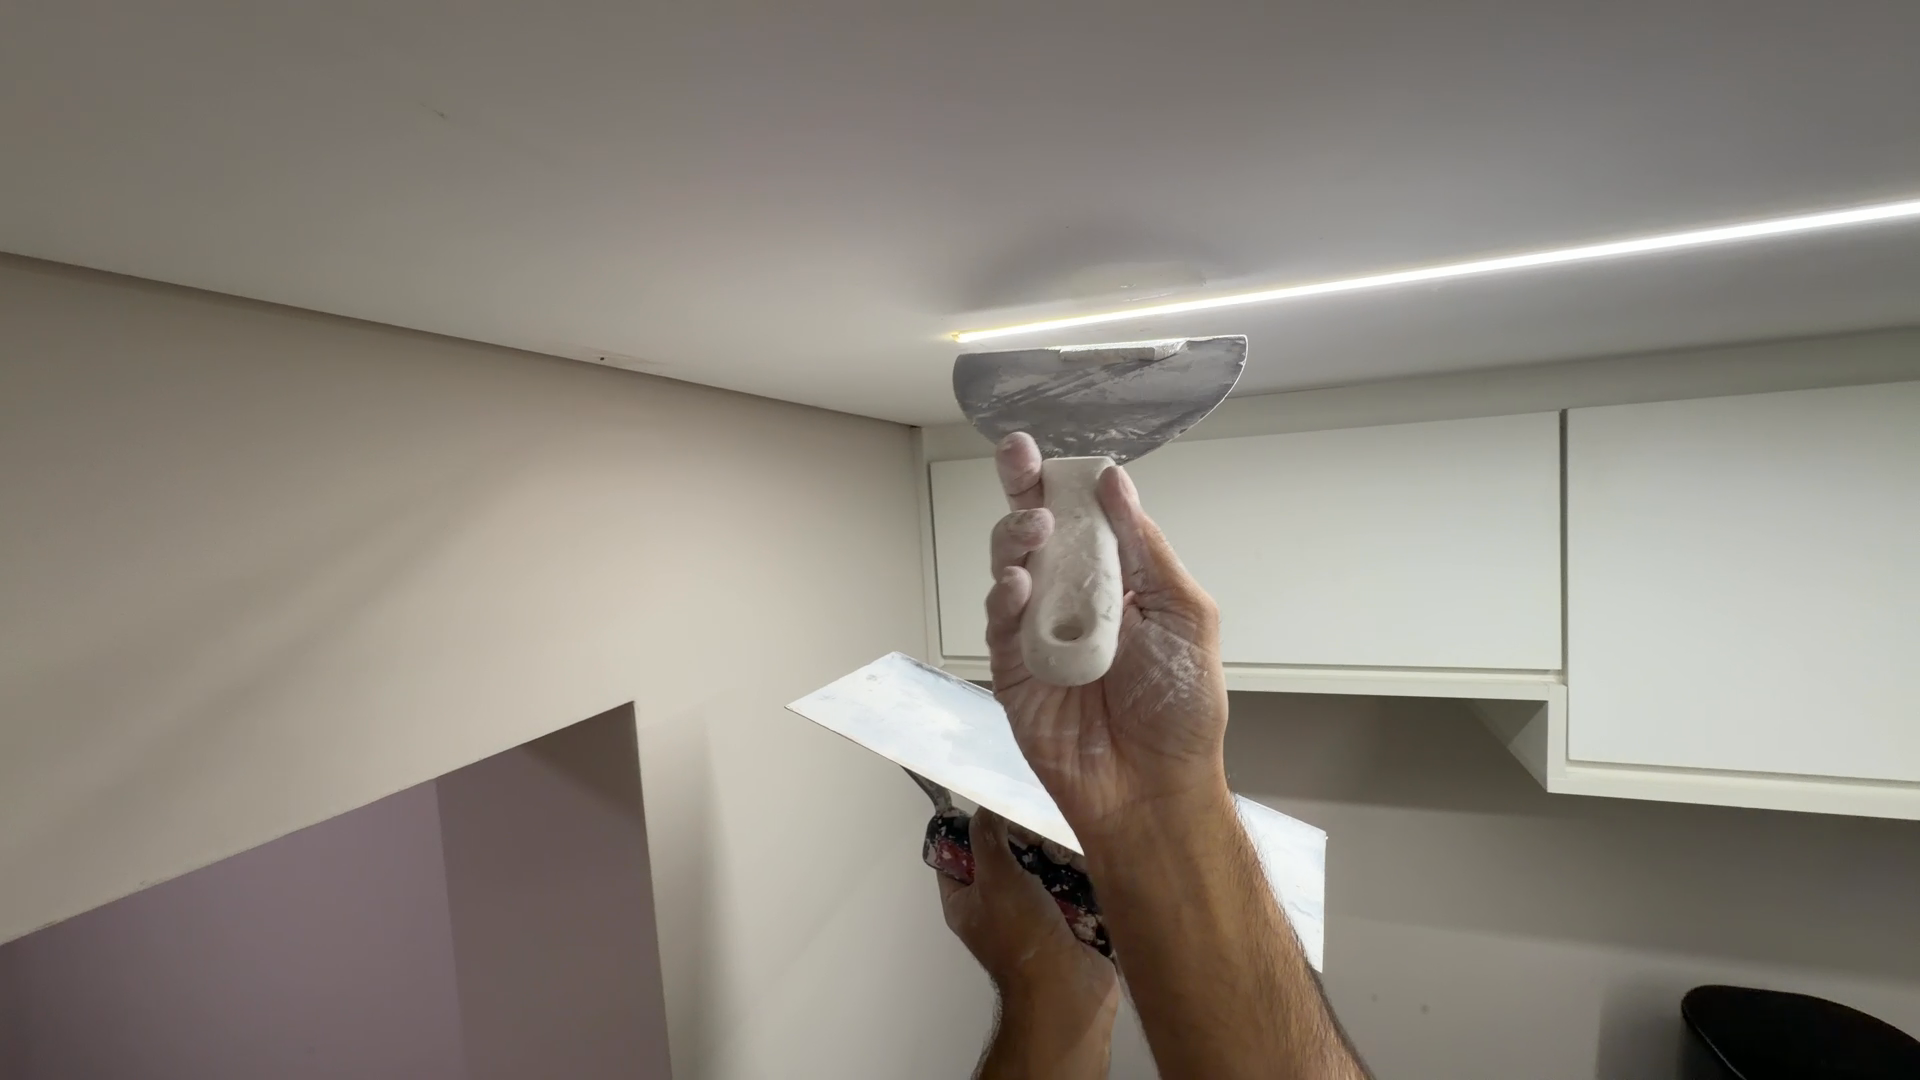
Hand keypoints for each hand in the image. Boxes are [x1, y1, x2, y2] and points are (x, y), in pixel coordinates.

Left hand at [939, 809, 1116, 1010]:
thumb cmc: (1021, 933)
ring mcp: (1031, 909)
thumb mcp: (995, 876)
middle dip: (1020, 838)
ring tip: (1061, 848)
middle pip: (1003, 851)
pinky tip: (1080, 860)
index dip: (966, 827)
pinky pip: (1066, 878)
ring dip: (1051, 852)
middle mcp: (994, 903)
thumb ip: (987, 834)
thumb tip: (986, 804)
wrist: (1069, 988)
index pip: (954, 853)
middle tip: (1033, 830)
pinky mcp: (1064, 914)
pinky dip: (1073, 868)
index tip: (990, 803)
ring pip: (1038, 861)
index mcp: (964, 900)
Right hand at [986, 432, 1230, 837]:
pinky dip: (1004, 599)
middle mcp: (1069, 596)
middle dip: (1021, 490)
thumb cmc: (1181, 704)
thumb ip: (1147, 549)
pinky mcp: (1012, 668)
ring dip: (1015, 540)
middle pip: (1034, 532)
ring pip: (1009, 569)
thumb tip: (1116, 482)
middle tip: (1016, 456)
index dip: (1061, 481)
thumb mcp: (1185, 614)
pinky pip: (1000, 625)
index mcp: (1113, 579)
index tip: (1046, 448)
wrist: (1154, 787)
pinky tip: (1017, 584)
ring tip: (1035, 527)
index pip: (1081, 517)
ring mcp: (1036, 632)